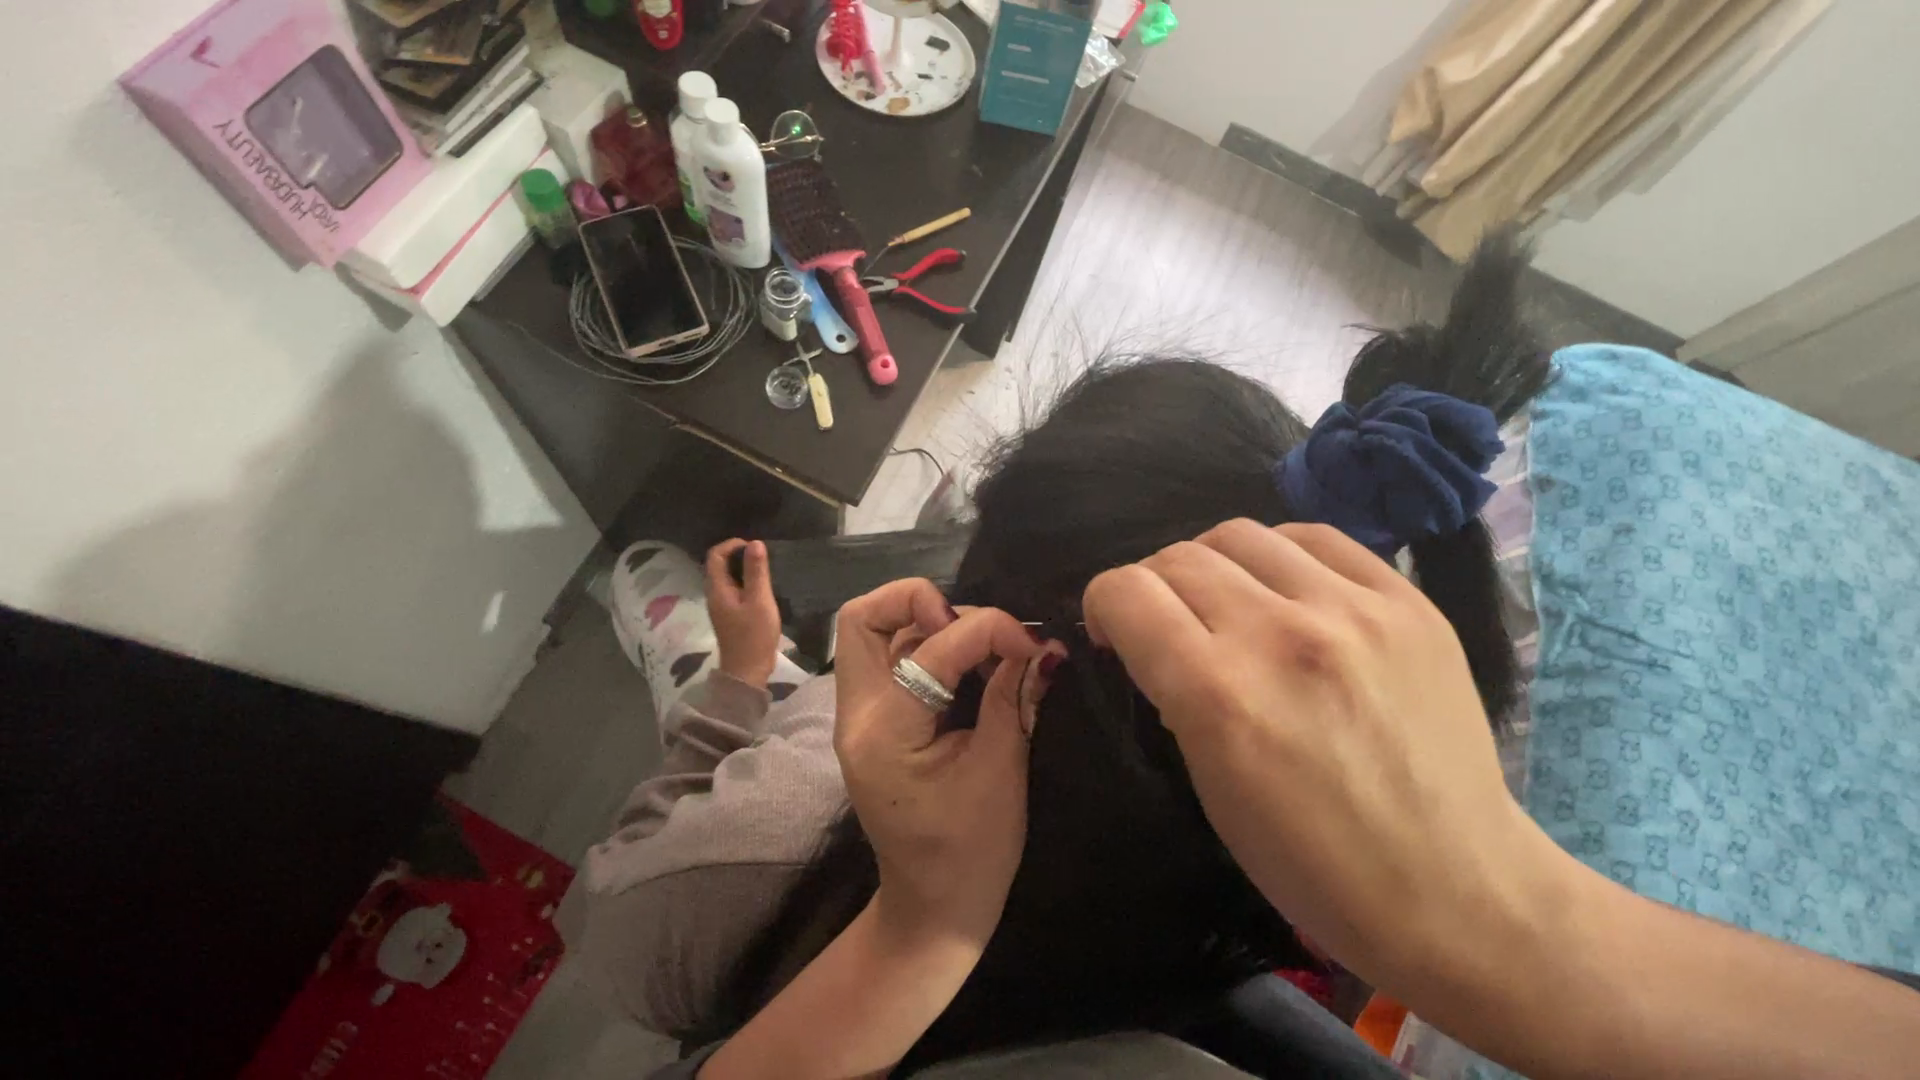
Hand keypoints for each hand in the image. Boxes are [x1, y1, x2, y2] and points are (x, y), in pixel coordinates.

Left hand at [705, 539, 782, 688]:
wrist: (748, 669)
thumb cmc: (754, 634)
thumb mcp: (759, 600)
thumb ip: (756, 571)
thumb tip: (754, 543)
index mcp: (717, 589)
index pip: (716, 555)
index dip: (732, 545)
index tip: (754, 546)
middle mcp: (715, 594)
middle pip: (719, 565)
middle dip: (738, 555)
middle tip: (762, 555)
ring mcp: (721, 605)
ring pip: (728, 578)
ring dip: (743, 569)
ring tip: (764, 568)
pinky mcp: (730, 614)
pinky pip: (735, 589)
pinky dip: (746, 582)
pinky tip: (762, 587)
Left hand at [832, 579, 1061, 944]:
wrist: (933, 907)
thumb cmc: (970, 854)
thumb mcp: (1000, 773)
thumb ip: (1013, 699)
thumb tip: (1044, 646)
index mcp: (882, 732)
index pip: (931, 648)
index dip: (989, 629)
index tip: (1032, 645)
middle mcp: (855, 714)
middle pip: (863, 618)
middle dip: (921, 600)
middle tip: (976, 625)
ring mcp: (857, 716)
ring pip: (873, 632)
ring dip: (926, 620)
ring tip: (980, 642)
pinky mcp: (873, 720)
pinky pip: (889, 658)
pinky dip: (926, 644)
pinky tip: (967, 659)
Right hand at [1081, 520, 1568, 999]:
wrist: (1454, 887)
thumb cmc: (1311, 861)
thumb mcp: (1209, 784)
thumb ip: (1174, 693)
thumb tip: (1155, 636)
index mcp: (1217, 693)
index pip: (1126, 592)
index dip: (1104, 605)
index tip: (1118, 633)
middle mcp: (1280, 634)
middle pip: (1177, 558)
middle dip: (1153, 586)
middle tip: (1170, 623)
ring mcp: (1352, 610)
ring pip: (1239, 534)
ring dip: (1211, 564)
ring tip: (1229, 601)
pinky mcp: (1407, 601)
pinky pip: (1315, 538)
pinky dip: (1279, 555)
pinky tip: (1286, 588)